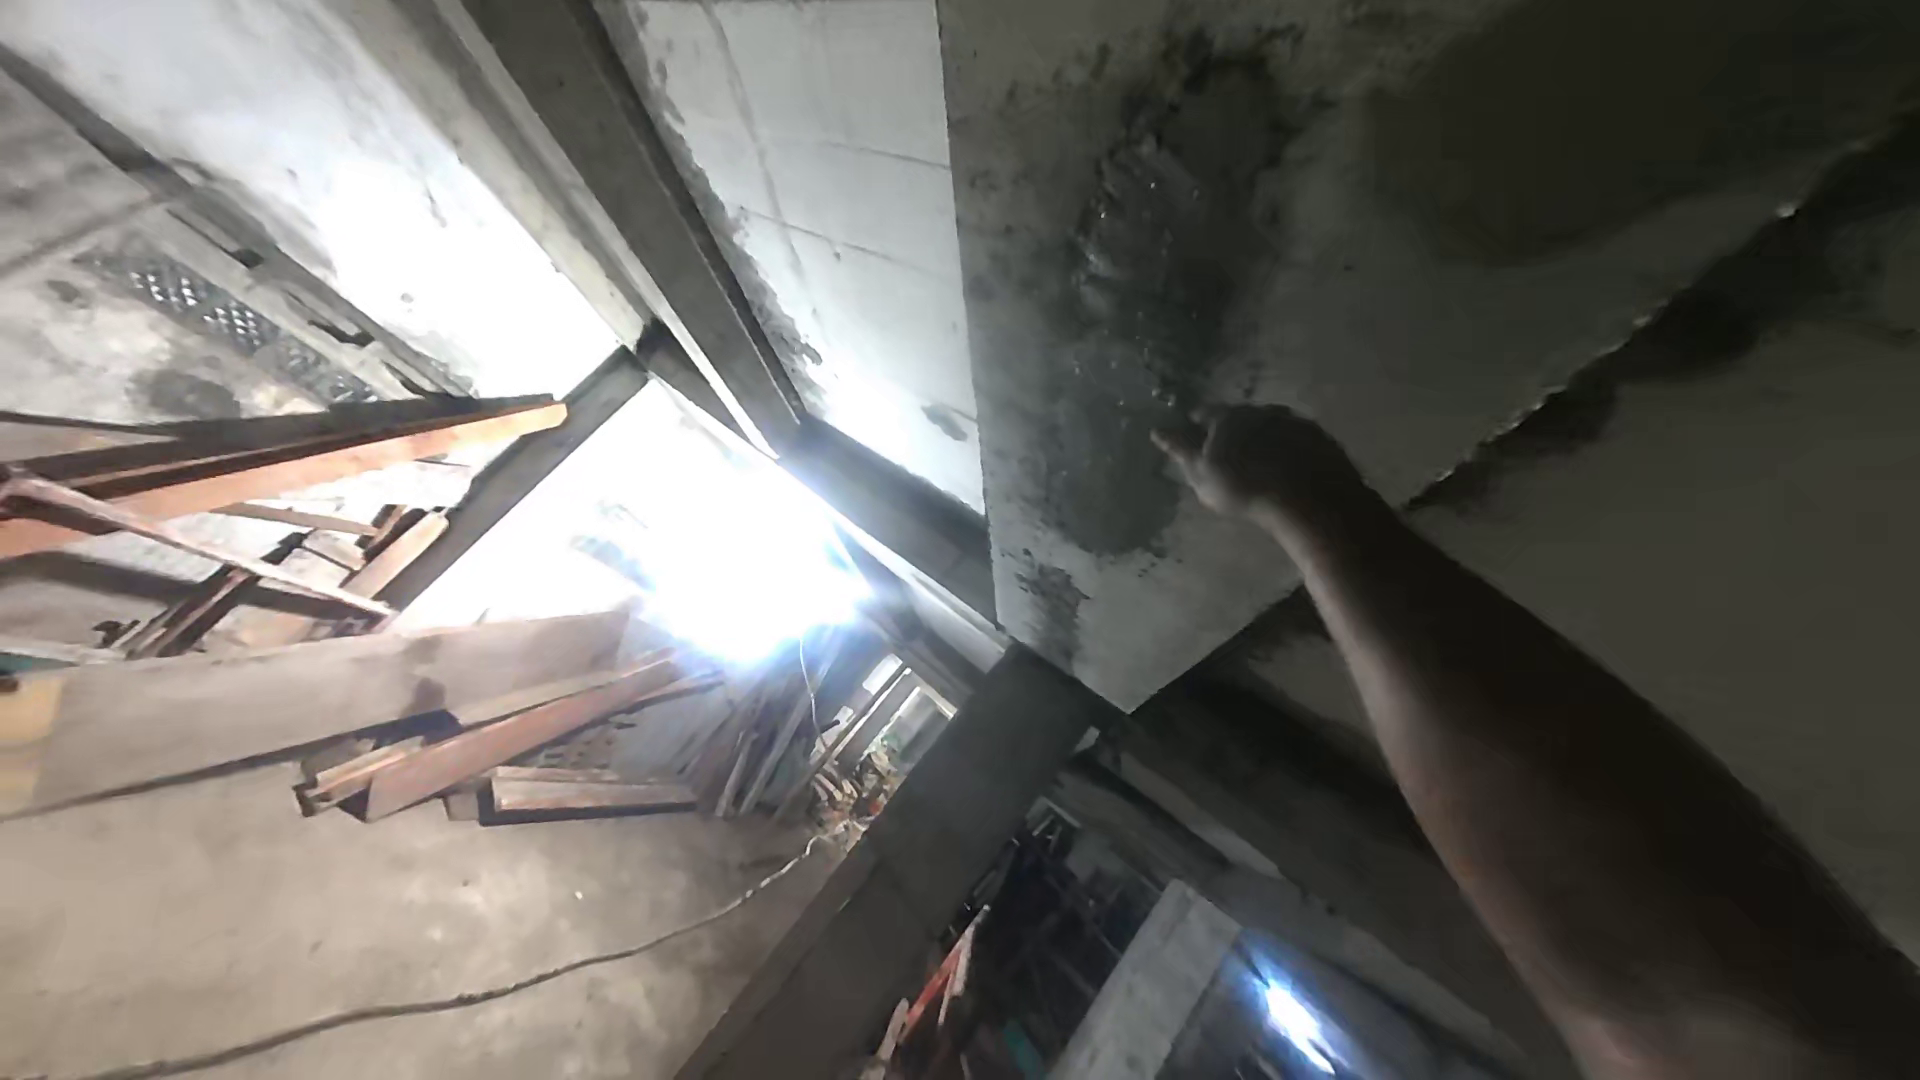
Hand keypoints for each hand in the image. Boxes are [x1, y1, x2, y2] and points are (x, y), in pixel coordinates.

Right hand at [1152, 405, 1380, 527]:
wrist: (1307, 500)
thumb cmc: (1242, 487)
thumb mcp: (1201, 473)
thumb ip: (1180, 450)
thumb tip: (1157, 429)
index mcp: (1228, 417)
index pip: (1204, 412)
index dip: (1195, 424)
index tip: (1192, 438)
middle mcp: (1261, 410)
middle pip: (1239, 417)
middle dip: (1230, 430)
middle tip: (1225, 454)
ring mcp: (1294, 422)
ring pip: (1268, 426)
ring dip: (1259, 438)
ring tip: (1256, 463)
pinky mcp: (1319, 438)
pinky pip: (1295, 439)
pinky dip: (1285, 449)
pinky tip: (1284, 469)